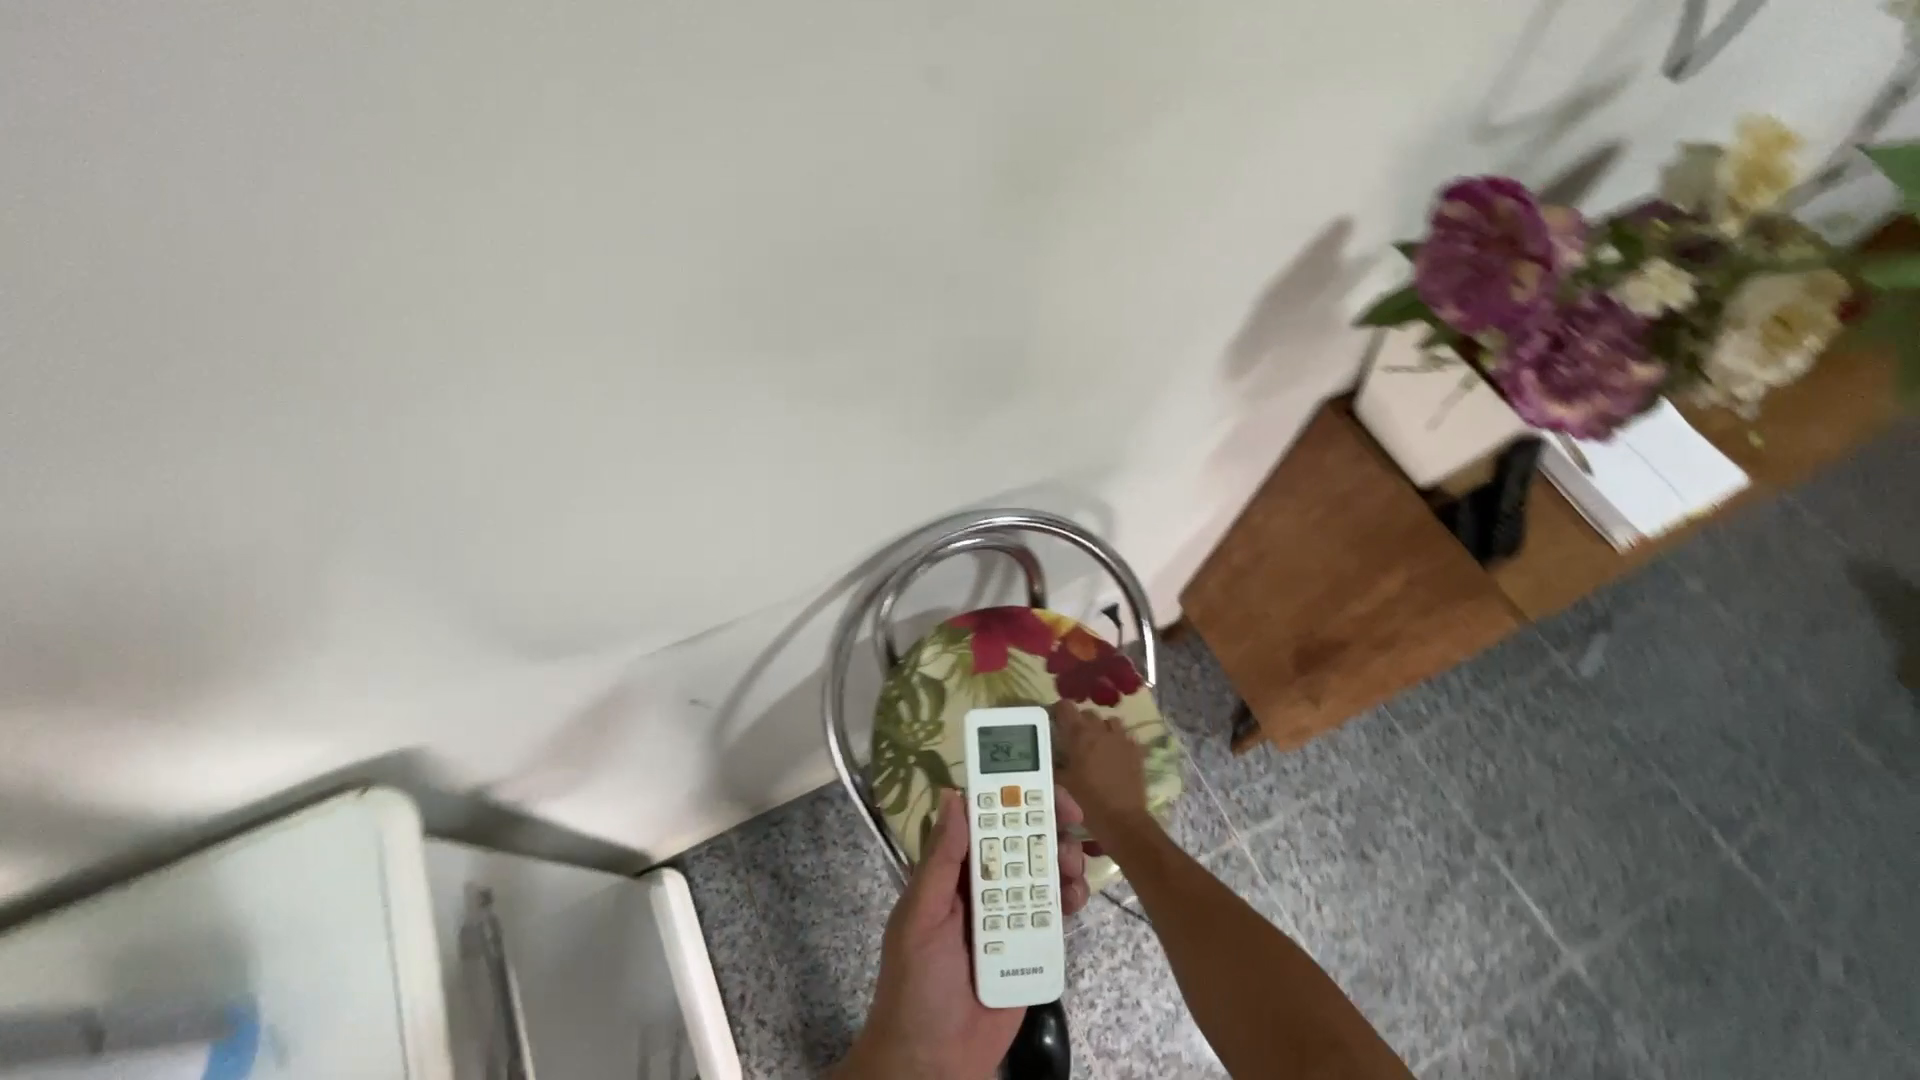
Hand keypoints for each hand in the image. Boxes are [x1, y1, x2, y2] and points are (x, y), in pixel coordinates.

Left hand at [836, 788, 1089, 1078]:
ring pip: (1044, 872)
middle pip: (1022, 842)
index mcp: (953, 872)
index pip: (985, 821)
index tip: (1041, 783)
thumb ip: (940, 858)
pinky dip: (1070, 898)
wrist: (931, 1062)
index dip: (1012, 796)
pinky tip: (1077, 897)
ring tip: (1073, 865)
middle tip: (1073, 818)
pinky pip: (1055, 913)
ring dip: (1062, 859)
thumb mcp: (919, 915)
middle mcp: (983, 886)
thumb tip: (954, 794)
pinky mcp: (1032, 946)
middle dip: (1048, 824)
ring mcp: (1010, 916)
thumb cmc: (916, 984)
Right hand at [1049, 700, 1149, 835]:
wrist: (1122, 818)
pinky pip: (1125, 736)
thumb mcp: (1062, 781)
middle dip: (1079, 722)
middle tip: (1074, 739)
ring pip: (1109, 721)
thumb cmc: (1087, 800)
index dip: (1059, 711)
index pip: (1065, 706)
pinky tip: (1114, 755)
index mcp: (1078, 735)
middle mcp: (1100, 730)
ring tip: (1096, 744)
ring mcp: (1121, 738)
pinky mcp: (1136, 750)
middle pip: (1087, 713)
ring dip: (1101, 728)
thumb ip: (1055, 761)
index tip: (1055, 722)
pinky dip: (1118, 740)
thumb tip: (1051, 752)